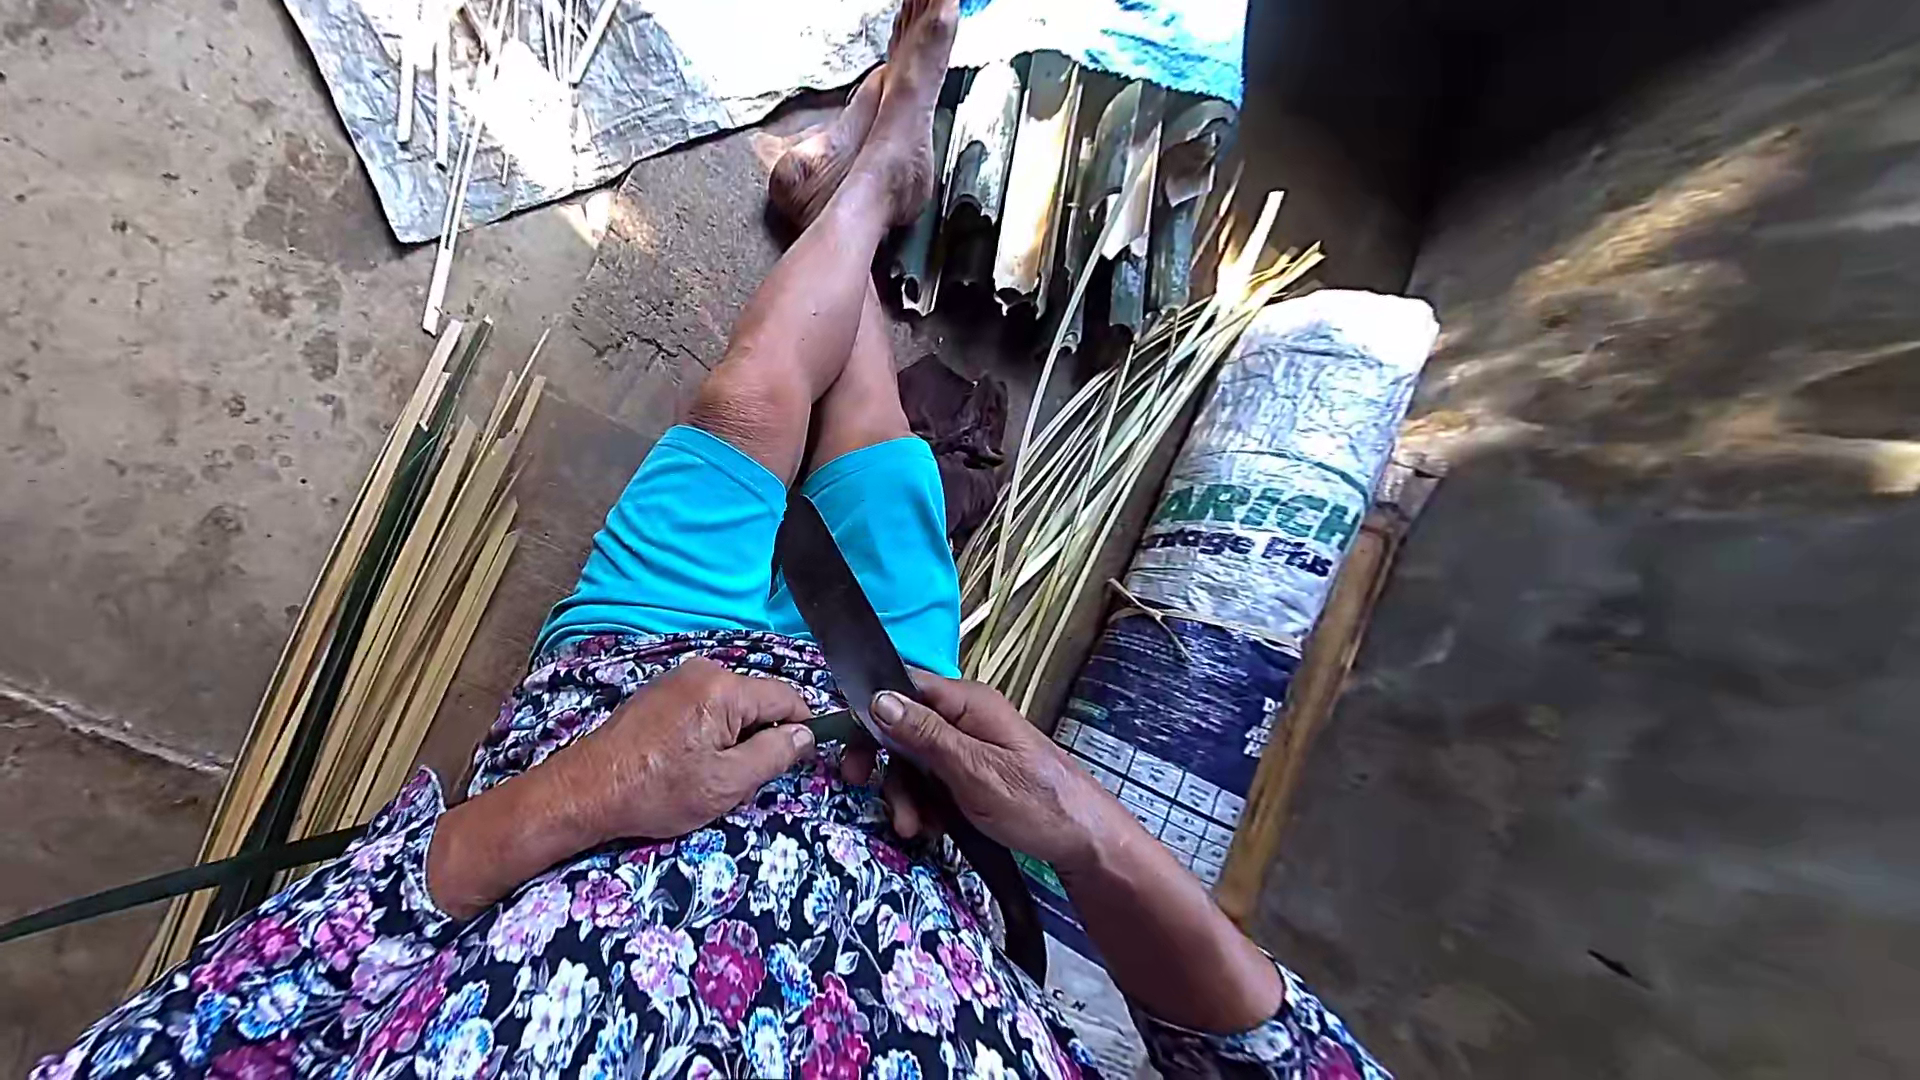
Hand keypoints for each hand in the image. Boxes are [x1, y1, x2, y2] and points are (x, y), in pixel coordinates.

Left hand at [548, 656, 817, 843]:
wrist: (581, 792)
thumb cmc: (655, 791)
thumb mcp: (727, 782)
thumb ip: (775, 754)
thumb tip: (805, 734)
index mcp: (725, 688)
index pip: (786, 697)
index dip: (801, 726)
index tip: (798, 756)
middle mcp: (705, 670)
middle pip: (759, 699)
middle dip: (761, 734)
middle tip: (742, 773)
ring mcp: (680, 677)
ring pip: (734, 703)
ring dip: (735, 733)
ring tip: (709, 769)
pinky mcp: (663, 689)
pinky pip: (708, 702)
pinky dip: (712, 728)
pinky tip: (687, 757)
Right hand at [841, 671, 1132, 870]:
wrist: (1084, 841)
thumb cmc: (1035, 801)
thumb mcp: (974, 770)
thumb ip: (926, 735)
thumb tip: (879, 698)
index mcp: (967, 701)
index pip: (905, 686)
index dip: (872, 710)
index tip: (851, 746)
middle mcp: (965, 716)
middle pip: (904, 726)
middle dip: (886, 762)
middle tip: (860, 786)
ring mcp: (968, 745)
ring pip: (916, 759)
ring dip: (906, 793)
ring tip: (914, 828)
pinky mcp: (971, 772)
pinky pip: (933, 780)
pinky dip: (925, 803)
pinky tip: (931, 828)